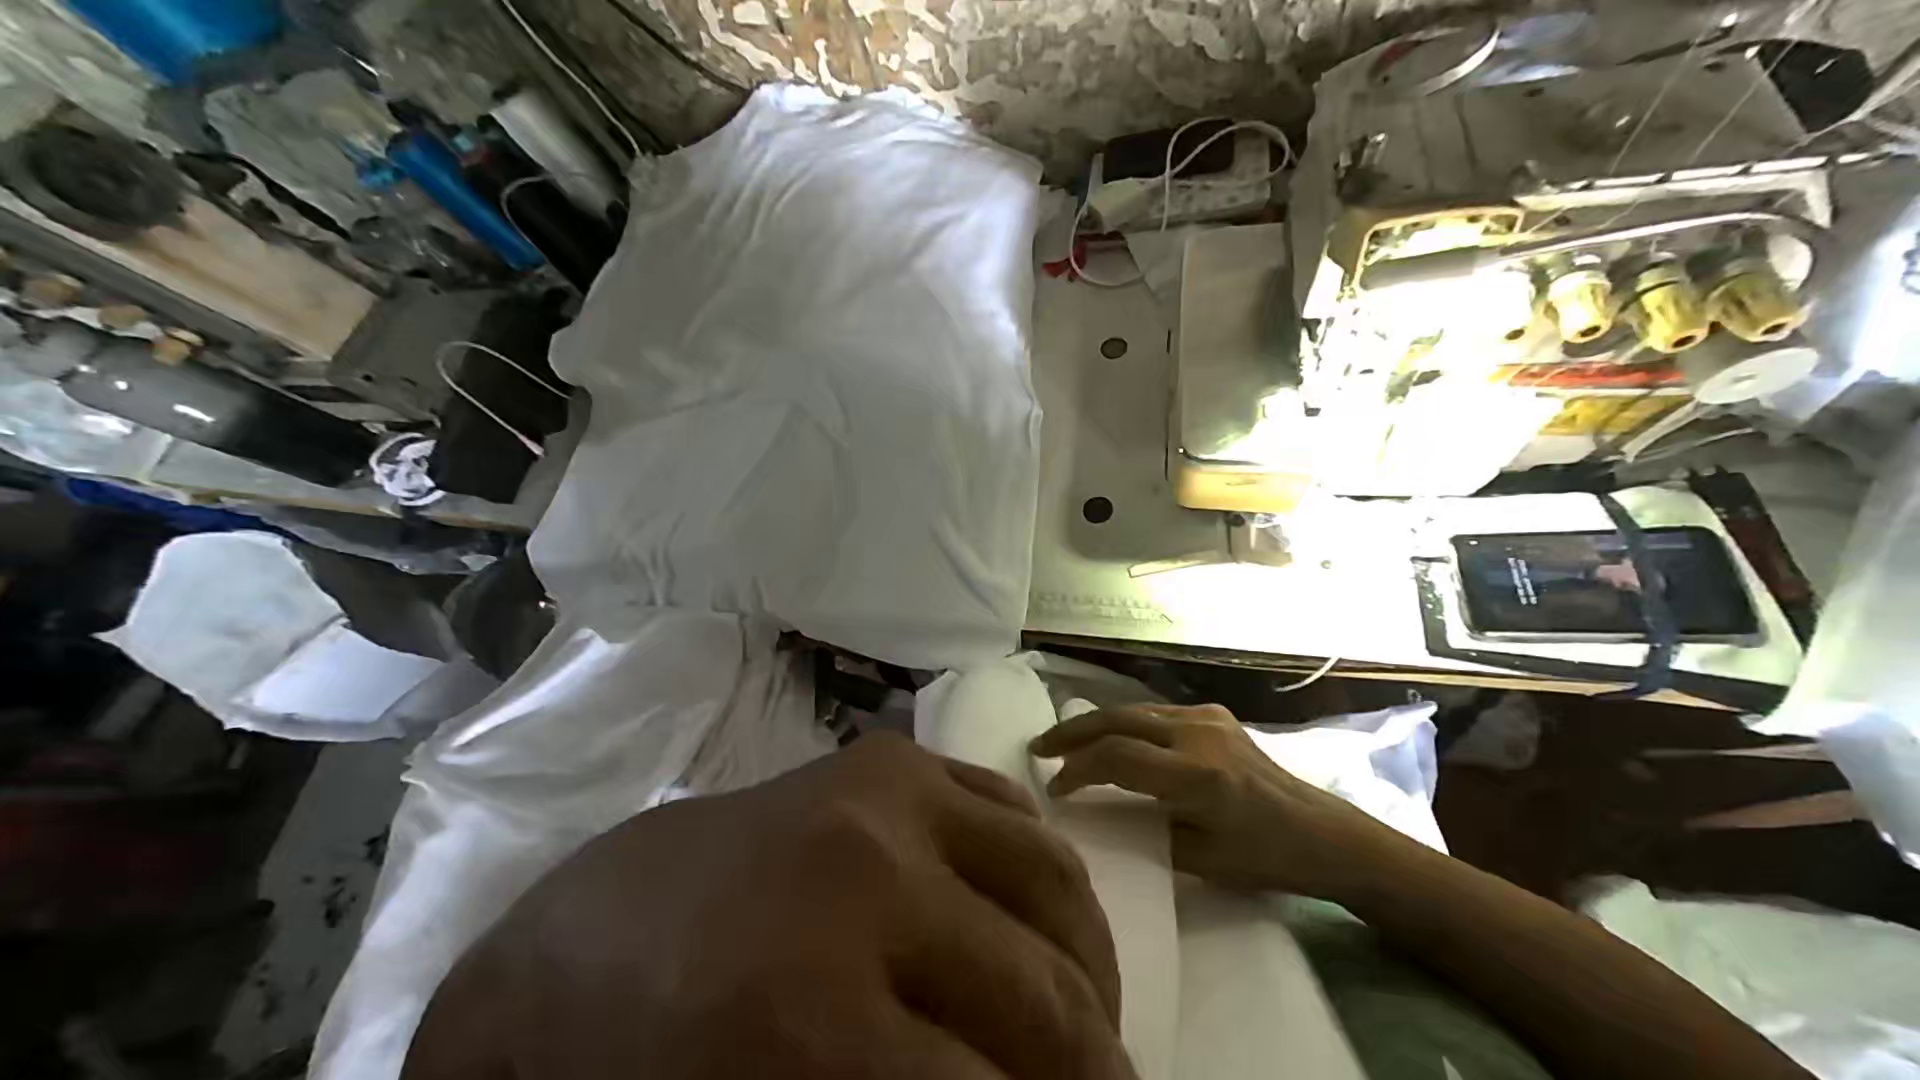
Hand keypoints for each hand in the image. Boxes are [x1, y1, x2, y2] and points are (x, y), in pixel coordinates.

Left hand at [404, 732, 1132, 1079]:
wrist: (588, 933)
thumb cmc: (651, 1065)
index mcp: (811, 1012)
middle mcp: (867, 877)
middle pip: (1045, 993)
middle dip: (1093, 1061)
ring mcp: (884, 794)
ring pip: (1052, 878)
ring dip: (1088, 960)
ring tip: (1085, 1010)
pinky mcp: (888, 756)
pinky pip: (1011, 810)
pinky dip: (1043, 876)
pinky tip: (1033, 923)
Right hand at [1029, 704, 1408, 901]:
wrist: (1324, 833)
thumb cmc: (1264, 858)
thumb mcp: (1199, 858)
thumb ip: (1145, 825)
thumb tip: (1097, 806)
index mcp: (1197, 777)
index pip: (1116, 757)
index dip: (1077, 769)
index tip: (1054, 787)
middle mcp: (1198, 735)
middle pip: (1117, 720)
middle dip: (1072, 733)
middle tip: (1038, 747)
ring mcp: (1207, 718)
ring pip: (1133, 710)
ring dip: (1094, 723)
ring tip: (1064, 740)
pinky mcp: (1215, 714)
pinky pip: (1155, 712)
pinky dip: (1124, 722)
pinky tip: (1111, 736)